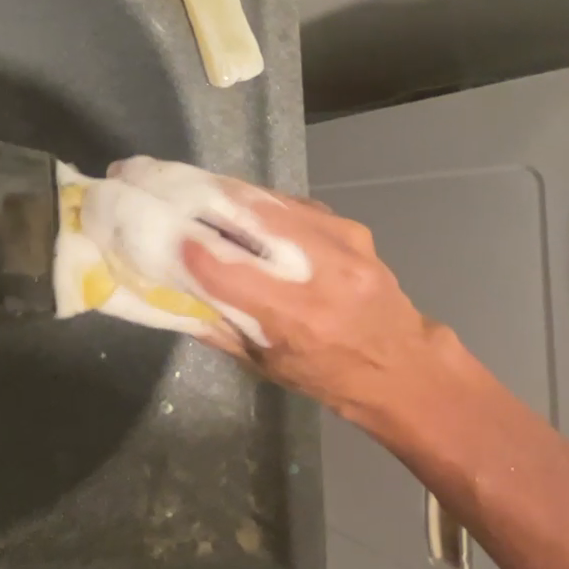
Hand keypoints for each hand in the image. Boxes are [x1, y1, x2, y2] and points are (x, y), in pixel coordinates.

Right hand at [178, 179, 450, 420]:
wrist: (407, 369)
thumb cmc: (327, 376)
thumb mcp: (264, 363)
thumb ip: (216, 324)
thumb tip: (170, 289)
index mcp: (297, 316)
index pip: (229, 269)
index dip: (190, 249)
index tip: (162, 232)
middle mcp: (322, 272)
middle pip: (250, 220)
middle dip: (204, 204)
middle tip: (169, 194)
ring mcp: (342, 243)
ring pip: (271, 204)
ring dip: (230, 197)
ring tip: (197, 192)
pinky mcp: (351, 228)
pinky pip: (294, 206)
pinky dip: (263, 204)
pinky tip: (244, 208)